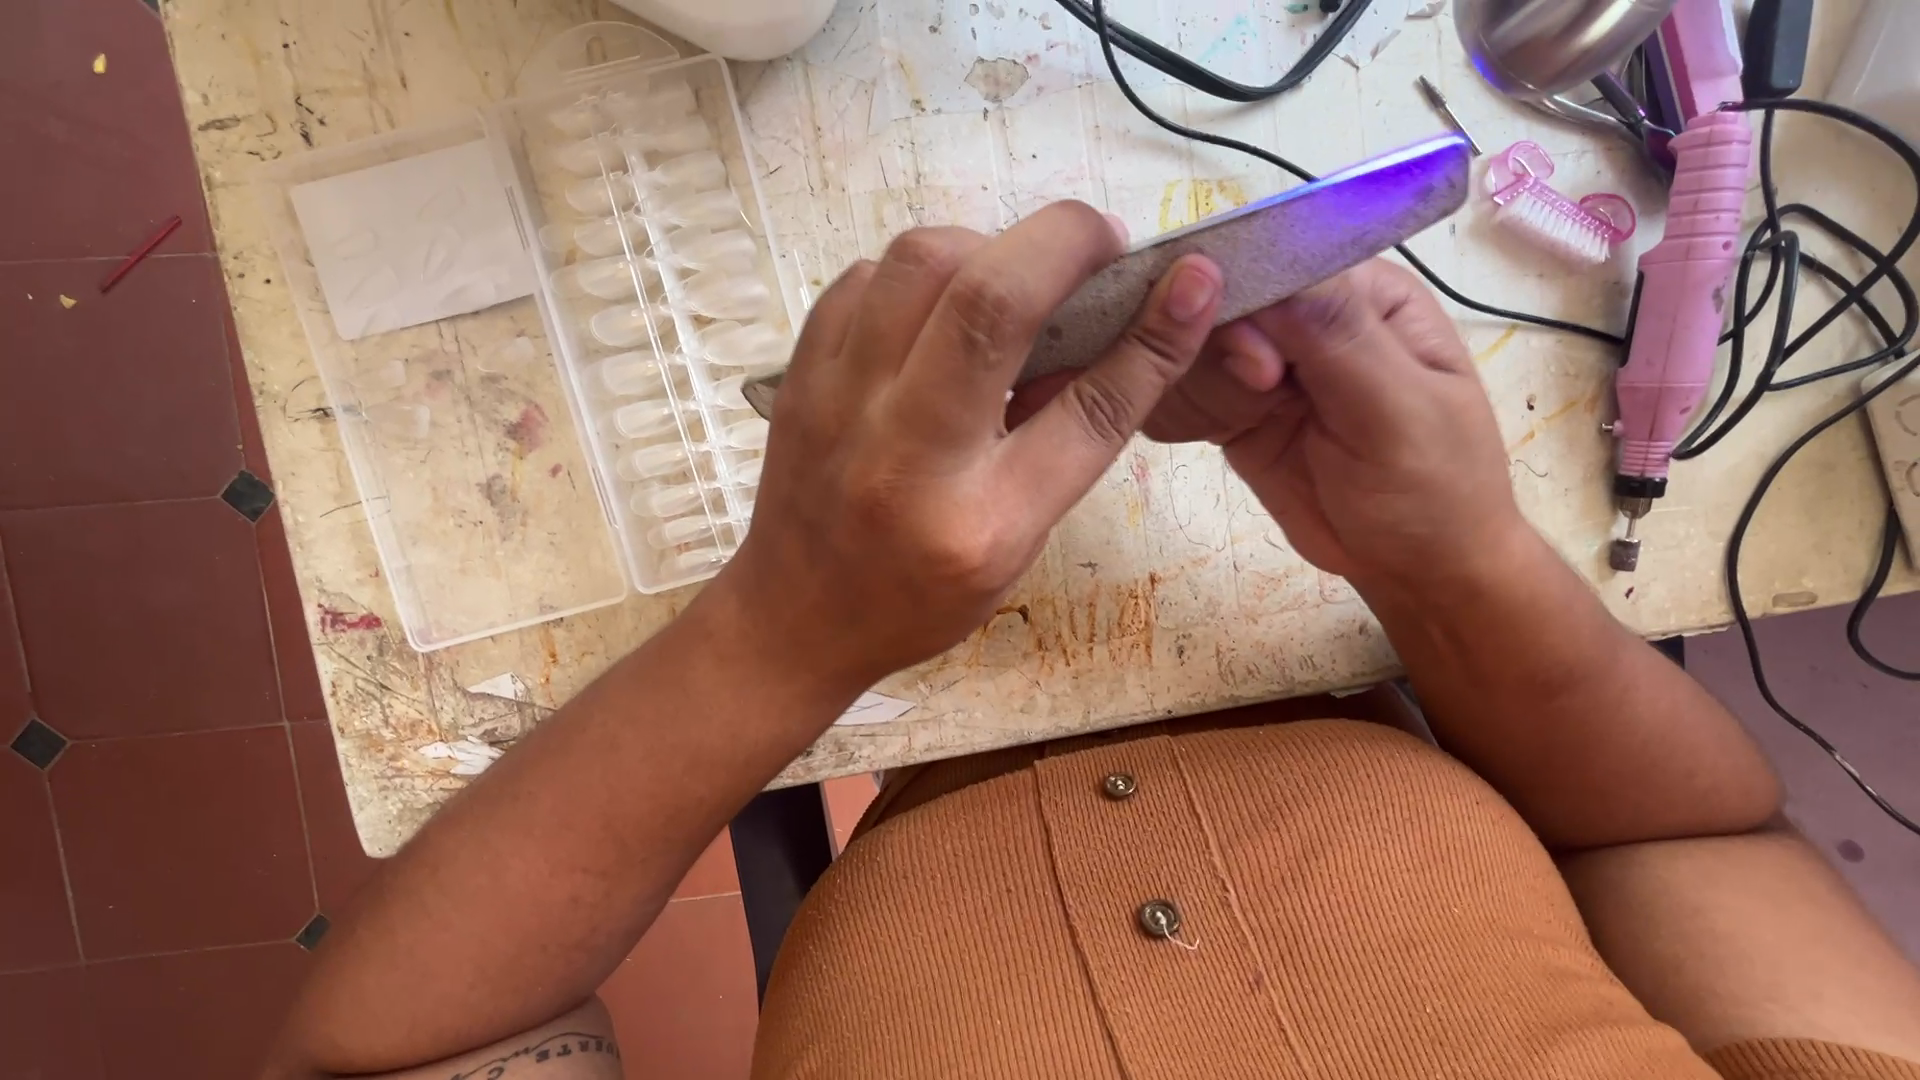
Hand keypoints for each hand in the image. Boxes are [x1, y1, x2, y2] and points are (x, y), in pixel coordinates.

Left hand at [711, 202, 1223, 688]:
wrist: (797, 618)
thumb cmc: (920, 599)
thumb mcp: (1014, 546)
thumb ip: (1064, 446)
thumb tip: (1115, 334)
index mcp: (980, 522)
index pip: (1085, 412)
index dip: (1151, 335)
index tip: (1189, 280)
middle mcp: (905, 455)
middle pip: (988, 303)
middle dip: (1063, 241)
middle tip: (1097, 247)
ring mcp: (837, 404)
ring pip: (918, 263)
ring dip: (987, 246)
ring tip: (1012, 280)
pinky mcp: (799, 375)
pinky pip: (865, 278)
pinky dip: (920, 269)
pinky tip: (939, 304)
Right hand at [1181, 260, 1532, 600]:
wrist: (1407, 565)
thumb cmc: (1430, 488)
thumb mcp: (1398, 412)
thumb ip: (1337, 339)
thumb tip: (1271, 278)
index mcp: (1362, 296)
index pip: (1283, 266)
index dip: (1254, 302)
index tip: (1257, 368)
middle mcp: (1306, 319)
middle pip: (1223, 302)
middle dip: (1219, 355)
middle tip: (1252, 407)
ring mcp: (1264, 365)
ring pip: (1192, 348)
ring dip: (1201, 391)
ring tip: (1234, 431)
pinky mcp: (1234, 408)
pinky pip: (1184, 391)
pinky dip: (1180, 412)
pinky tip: (1205, 436)